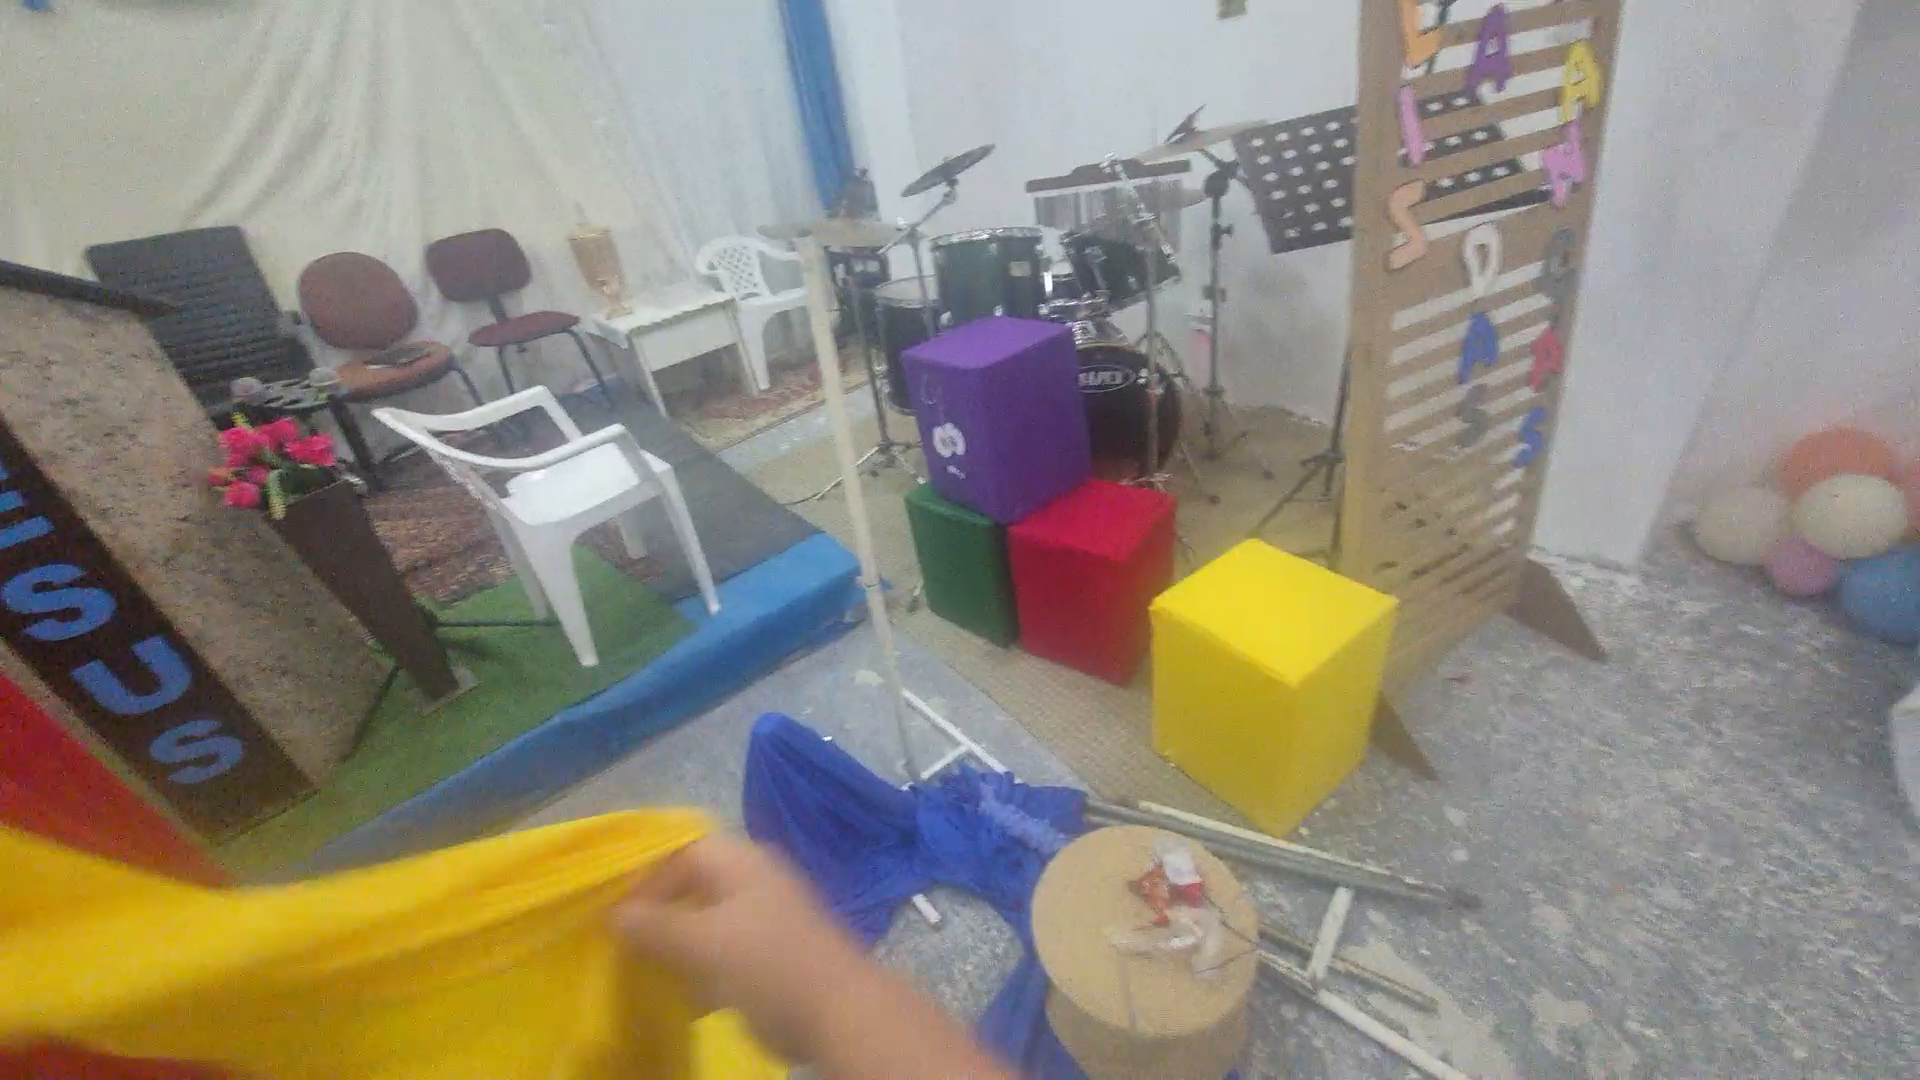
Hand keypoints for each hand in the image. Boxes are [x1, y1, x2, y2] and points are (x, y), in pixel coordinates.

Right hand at [613, 834, 865, 1060]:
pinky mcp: (770, 952)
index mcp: (743, 861)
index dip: (648, 875)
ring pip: (708, 919)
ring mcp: (765, 915)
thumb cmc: (768, 963)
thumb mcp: (705, 943)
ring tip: (639, 969)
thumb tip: (614, 912)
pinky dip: (699, 966)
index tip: (613, 909)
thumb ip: (658, 926)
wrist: (837, 1009)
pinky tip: (678, 994)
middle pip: (695, 883)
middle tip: (620, 941)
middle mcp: (754, 879)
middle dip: (658, 910)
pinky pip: (723, 950)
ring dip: (676, 942)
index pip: (685, 850)